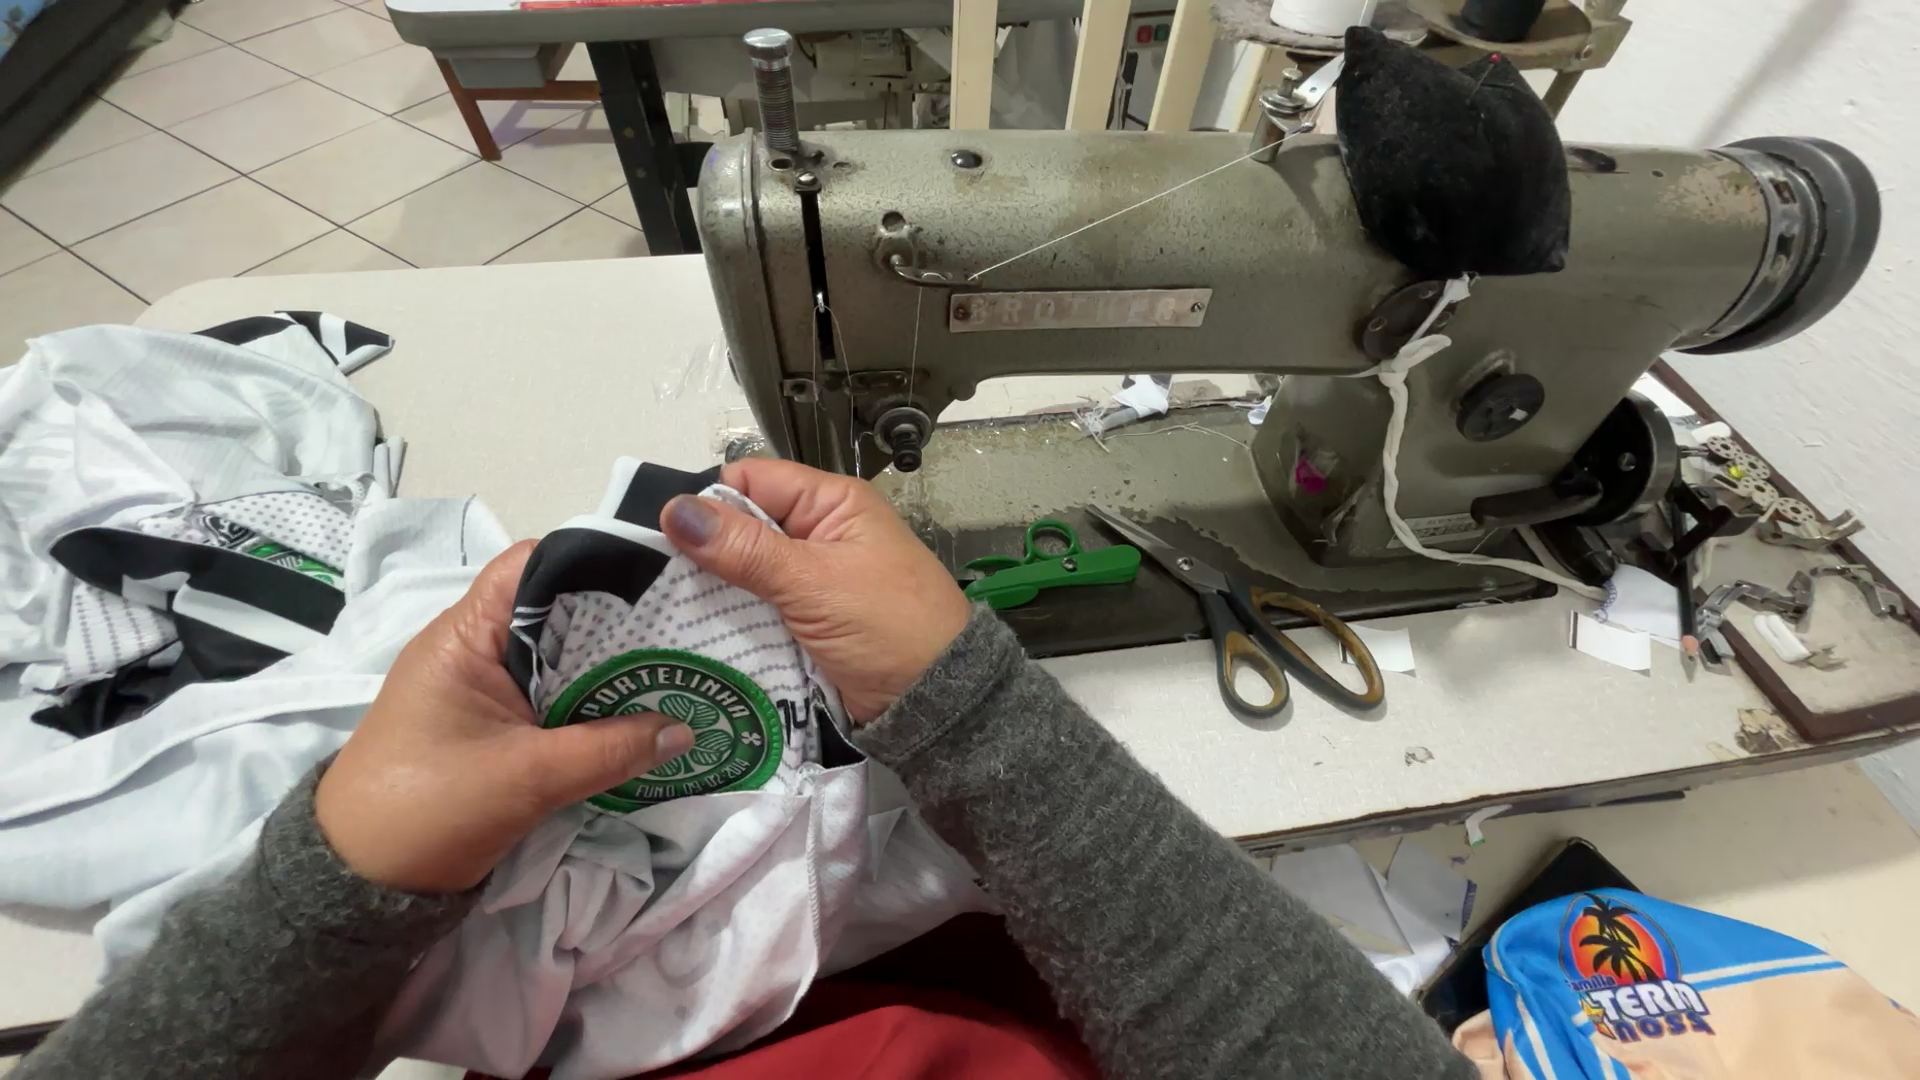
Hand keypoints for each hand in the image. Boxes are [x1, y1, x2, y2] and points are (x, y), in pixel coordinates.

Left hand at [315, 543, 695, 892]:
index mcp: (465, 636)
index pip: (532, 565)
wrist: (358, 888)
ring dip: (617, 655)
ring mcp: (491, 683)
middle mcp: (478, 646)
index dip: (593, 559)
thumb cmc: (426, 813)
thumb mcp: (527, 779)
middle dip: (623, 612)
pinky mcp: (504, 716)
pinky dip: (602, 689)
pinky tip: (646, 700)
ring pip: (568, 650)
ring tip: (681, 655)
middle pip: (561, 606)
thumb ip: (611, 750)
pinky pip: (564, 686)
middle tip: (687, 619)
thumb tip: (687, 728)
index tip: (656, 576)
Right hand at [660, 459, 969, 722]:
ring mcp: (809, 577)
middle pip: (743, 527)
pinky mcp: (803, 617)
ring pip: (744, 571)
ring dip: (714, 589)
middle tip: (654, 580)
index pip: (754, 481)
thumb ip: (746, 550)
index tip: (667, 538)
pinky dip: (731, 617)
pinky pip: (756, 606)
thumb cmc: (887, 626)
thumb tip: (675, 510)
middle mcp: (817, 532)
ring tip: (662, 608)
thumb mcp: (814, 582)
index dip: (711, 502)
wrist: (933, 697)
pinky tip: (693, 630)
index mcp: (830, 503)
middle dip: (704, 551)